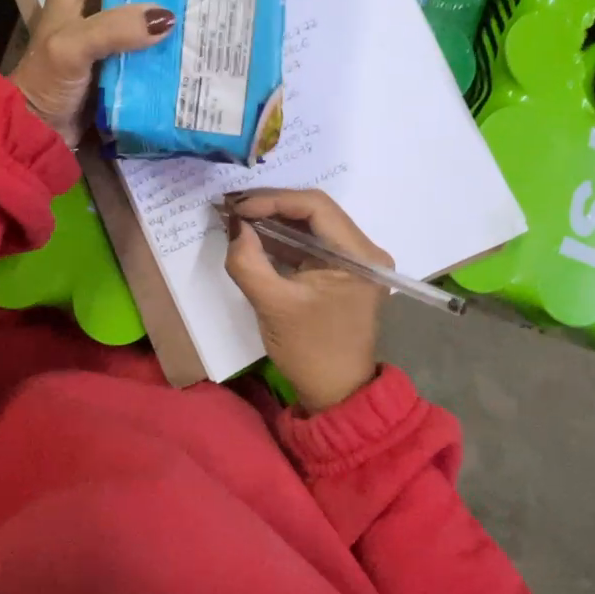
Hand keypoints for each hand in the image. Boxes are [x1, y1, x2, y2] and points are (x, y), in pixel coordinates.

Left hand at [9, 0, 174, 145]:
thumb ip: (112, 29)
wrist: (37, 133)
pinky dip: (177, 24)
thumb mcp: (72, 48)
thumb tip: (167, 14)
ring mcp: (111, 30)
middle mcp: (95, 1)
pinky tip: (207, 17)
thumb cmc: (44, 81)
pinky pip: (155, 33)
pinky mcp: (126, 58)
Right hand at [225, 189, 390, 412]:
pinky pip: (307, 240)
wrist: (335, 394)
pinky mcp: (338, 269)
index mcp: (359, 255)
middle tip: (231, 207)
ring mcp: (352, 259)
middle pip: (313, 209)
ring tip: (236, 216)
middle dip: (270, 205)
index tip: (237, 208)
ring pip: (308, 222)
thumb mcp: (272, 304)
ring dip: (272, 218)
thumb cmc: (310, 351)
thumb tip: (234, 224)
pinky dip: (279, 236)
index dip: (273, 200)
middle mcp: (363, 249)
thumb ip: (248, 260)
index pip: (315, 206)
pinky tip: (252, 234)